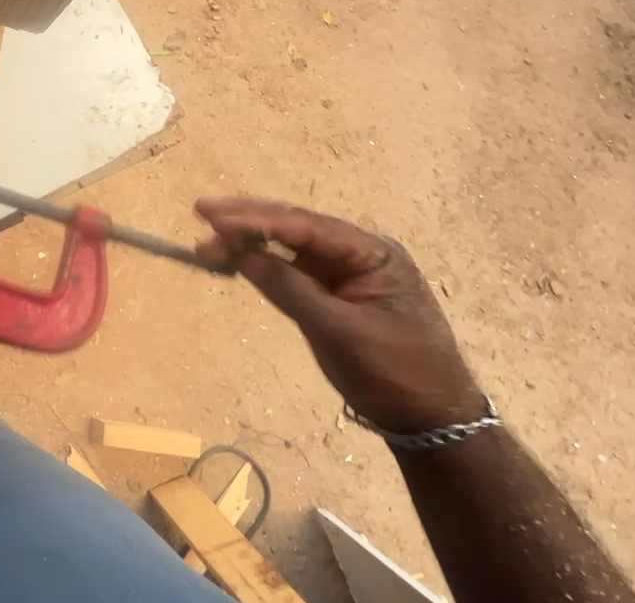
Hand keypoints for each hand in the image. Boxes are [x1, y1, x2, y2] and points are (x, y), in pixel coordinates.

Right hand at [194, 198, 482, 433]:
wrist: (432, 423)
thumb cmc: (396, 374)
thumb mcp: (340, 331)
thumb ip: (290, 288)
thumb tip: (241, 255)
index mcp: (371, 253)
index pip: (304, 226)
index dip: (255, 220)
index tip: (213, 216)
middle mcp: (357, 253)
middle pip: (294, 227)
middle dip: (247, 221)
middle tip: (202, 212)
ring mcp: (345, 273)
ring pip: (289, 246)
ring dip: (249, 241)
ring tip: (208, 241)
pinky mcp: (333, 293)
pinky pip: (291, 268)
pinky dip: (261, 263)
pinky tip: (235, 259)